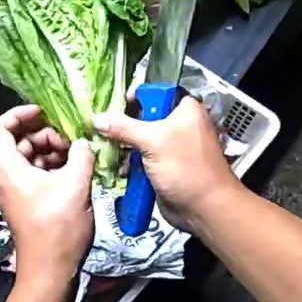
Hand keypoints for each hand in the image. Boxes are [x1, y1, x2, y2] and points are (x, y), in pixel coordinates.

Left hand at [0, 105, 93, 286]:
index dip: (19, 114)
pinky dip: (54, 168)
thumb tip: (83, 143)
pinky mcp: (29, 203)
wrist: (50, 271)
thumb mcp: (75, 185)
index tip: (44, 112)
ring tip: (77, 157)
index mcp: (9, 169)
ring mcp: (17, 192)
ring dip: (52, 152)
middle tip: (70, 141)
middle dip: (44, 135)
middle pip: (17, 142)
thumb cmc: (58, 228)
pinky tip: (76, 172)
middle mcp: (7, 178)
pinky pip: (37, 175)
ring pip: (30, 159)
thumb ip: (81, 156)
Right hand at [94, 97, 238, 226]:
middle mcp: (178, 125)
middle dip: (123, 124)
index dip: (136, 97)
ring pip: (139, 140)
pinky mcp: (162, 166)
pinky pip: (140, 158)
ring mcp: (169, 147)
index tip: (116, 106)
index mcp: (184, 110)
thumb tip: (96, 118)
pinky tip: (114, 164)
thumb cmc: (186, 167)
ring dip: (123, 145)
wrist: (204, 209)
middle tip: (103, 129)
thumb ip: (124, 127)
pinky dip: (128, 161)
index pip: (156, 93)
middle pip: (143, 117)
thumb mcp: (154, 141)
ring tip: (105, 148)